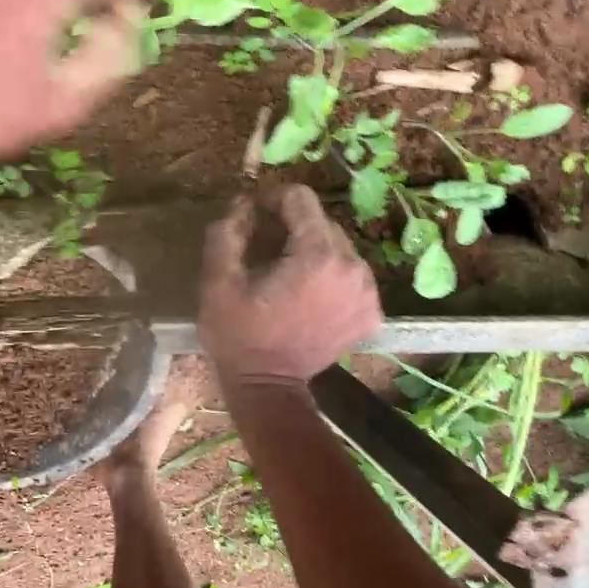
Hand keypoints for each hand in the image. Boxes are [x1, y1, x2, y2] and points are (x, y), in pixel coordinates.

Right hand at [198, 185, 382, 385]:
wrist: (267, 388)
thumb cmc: (238, 336)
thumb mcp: (217, 282)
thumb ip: (228, 232)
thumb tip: (243, 204)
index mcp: (317, 256)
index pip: (300, 199)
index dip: (272, 201)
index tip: (254, 218)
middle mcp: (352, 267)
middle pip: (321, 222)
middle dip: (292, 227)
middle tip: (263, 251)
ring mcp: (367, 292)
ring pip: (338, 246)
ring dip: (312, 250)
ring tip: (284, 274)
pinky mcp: (371, 312)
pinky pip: (351, 274)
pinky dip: (330, 275)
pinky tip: (307, 295)